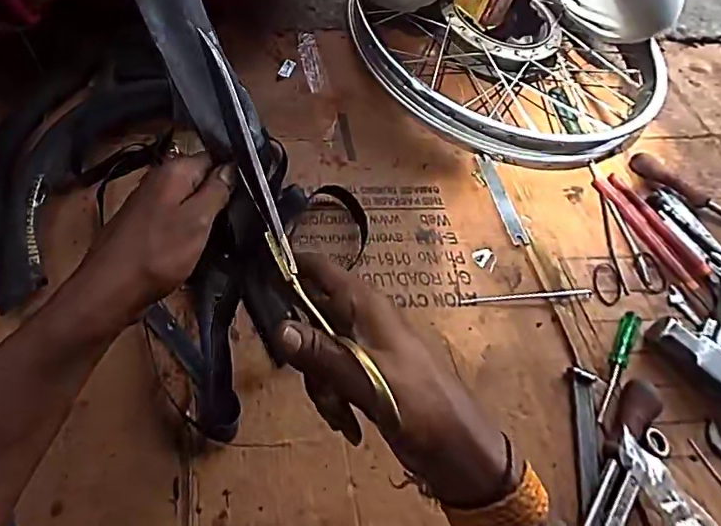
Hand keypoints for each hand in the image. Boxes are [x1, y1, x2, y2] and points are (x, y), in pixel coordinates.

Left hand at [59, 152, 233, 333]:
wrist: (111, 287)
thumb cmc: (158, 253)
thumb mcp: (197, 221)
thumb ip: (216, 190)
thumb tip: (231, 166)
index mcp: (173, 170)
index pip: (213, 158)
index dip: (233, 174)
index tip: (250, 194)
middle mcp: (159, 178)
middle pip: (200, 179)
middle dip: (219, 196)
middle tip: (238, 218)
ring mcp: (150, 201)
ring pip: (189, 201)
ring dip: (205, 216)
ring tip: (223, 235)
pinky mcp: (146, 223)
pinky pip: (176, 218)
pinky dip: (188, 230)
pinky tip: (198, 246)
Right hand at [276, 253, 512, 506]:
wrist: (463, 455)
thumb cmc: (420, 405)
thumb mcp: (366, 380)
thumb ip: (321, 354)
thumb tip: (279, 328)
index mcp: (362, 301)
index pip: (315, 266)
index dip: (286, 266)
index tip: (257, 282)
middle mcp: (359, 314)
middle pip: (308, 313)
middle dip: (305, 350)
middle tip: (315, 381)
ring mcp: (362, 342)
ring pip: (317, 347)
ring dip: (320, 382)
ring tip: (338, 412)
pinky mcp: (365, 369)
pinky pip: (331, 370)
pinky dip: (333, 394)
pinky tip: (346, 421)